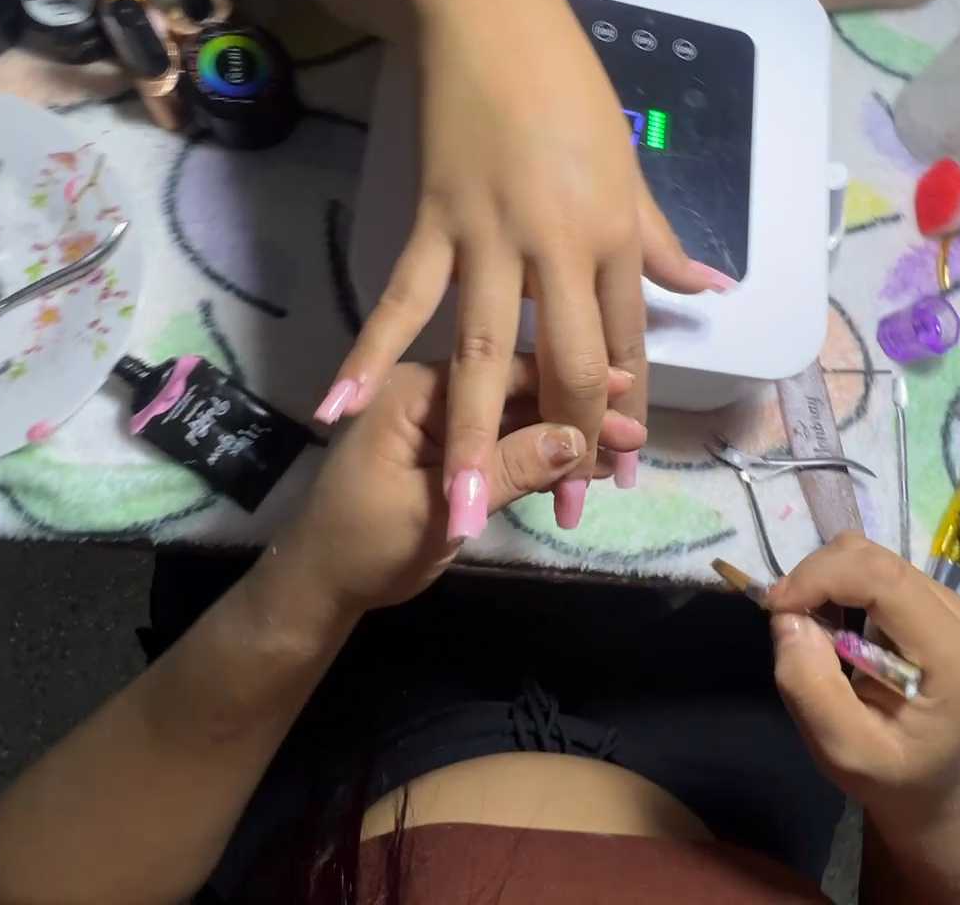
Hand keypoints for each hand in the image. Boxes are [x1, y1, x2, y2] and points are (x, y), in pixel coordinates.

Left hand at [277, 356, 647, 613]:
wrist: (322, 587)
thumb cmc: (363, 542)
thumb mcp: (433, 507)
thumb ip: (504, 469)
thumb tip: (577, 438)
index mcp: (419, 389)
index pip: (504, 372)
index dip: (566, 385)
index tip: (625, 395)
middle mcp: (439, 395)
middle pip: (522, 398)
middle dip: (579, 416)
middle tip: (637, 433)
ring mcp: (451, 426)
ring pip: (523, 426)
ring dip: (571, 441)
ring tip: (627, 452)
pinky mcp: (460, 456)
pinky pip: (512, 452)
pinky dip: (549, 462)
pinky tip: (591, 468)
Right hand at [312, 0, 726, 536]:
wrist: (489, 16)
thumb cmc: (569, 88)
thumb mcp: (628, 167)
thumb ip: (660, 239)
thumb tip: (710, 289)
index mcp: (612, 236)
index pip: (627, 343)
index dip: (628, 412)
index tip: (627, 473)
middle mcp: (559, 248)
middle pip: (570, 364)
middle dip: (573, 446)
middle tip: (571, 516)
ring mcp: (489, 238)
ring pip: (486, 352)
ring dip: (476, 437)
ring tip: (467, 509)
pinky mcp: (431, 222)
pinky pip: (401, 299)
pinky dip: (368, 352)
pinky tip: (336, 408)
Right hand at [764, 533, 959, 826]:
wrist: (927, 779)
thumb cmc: (889, 771)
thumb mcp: (843, 751)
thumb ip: (812, 689)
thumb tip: (788, 618)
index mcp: (950, 654)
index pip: (881, 578)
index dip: (819, 577)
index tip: (775, 607)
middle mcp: (957, 614)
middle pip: (869, 558)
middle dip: (813, 578)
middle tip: (785, 620)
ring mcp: (944, 600)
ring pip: (864, 554)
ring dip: (821, 581)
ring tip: (810, 626)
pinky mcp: (925, 595)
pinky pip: (866, 565)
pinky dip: (832, 583)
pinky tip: (830, 620)